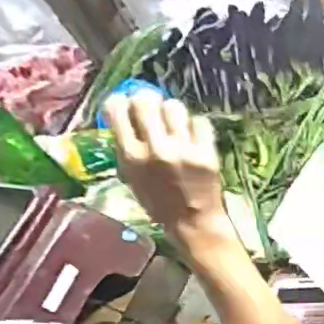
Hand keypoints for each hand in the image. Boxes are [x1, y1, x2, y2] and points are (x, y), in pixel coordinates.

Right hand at [105, 91, 231, 242]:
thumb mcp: (132, 176)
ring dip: (174, 112)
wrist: (194, 223)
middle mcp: (156, 149)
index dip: (122, 101)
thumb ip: (126, 147)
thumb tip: (125, 115)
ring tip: (177, 125)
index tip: (128, 107)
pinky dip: (197, 126)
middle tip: (155, 110)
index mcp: (131, 155)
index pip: (116, 107)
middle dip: (148, 101)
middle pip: (146, 100)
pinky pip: (201, 122)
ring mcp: (183, 151)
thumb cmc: (160, 203)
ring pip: (175, 107)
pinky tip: (195, 137)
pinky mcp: (207, 154)